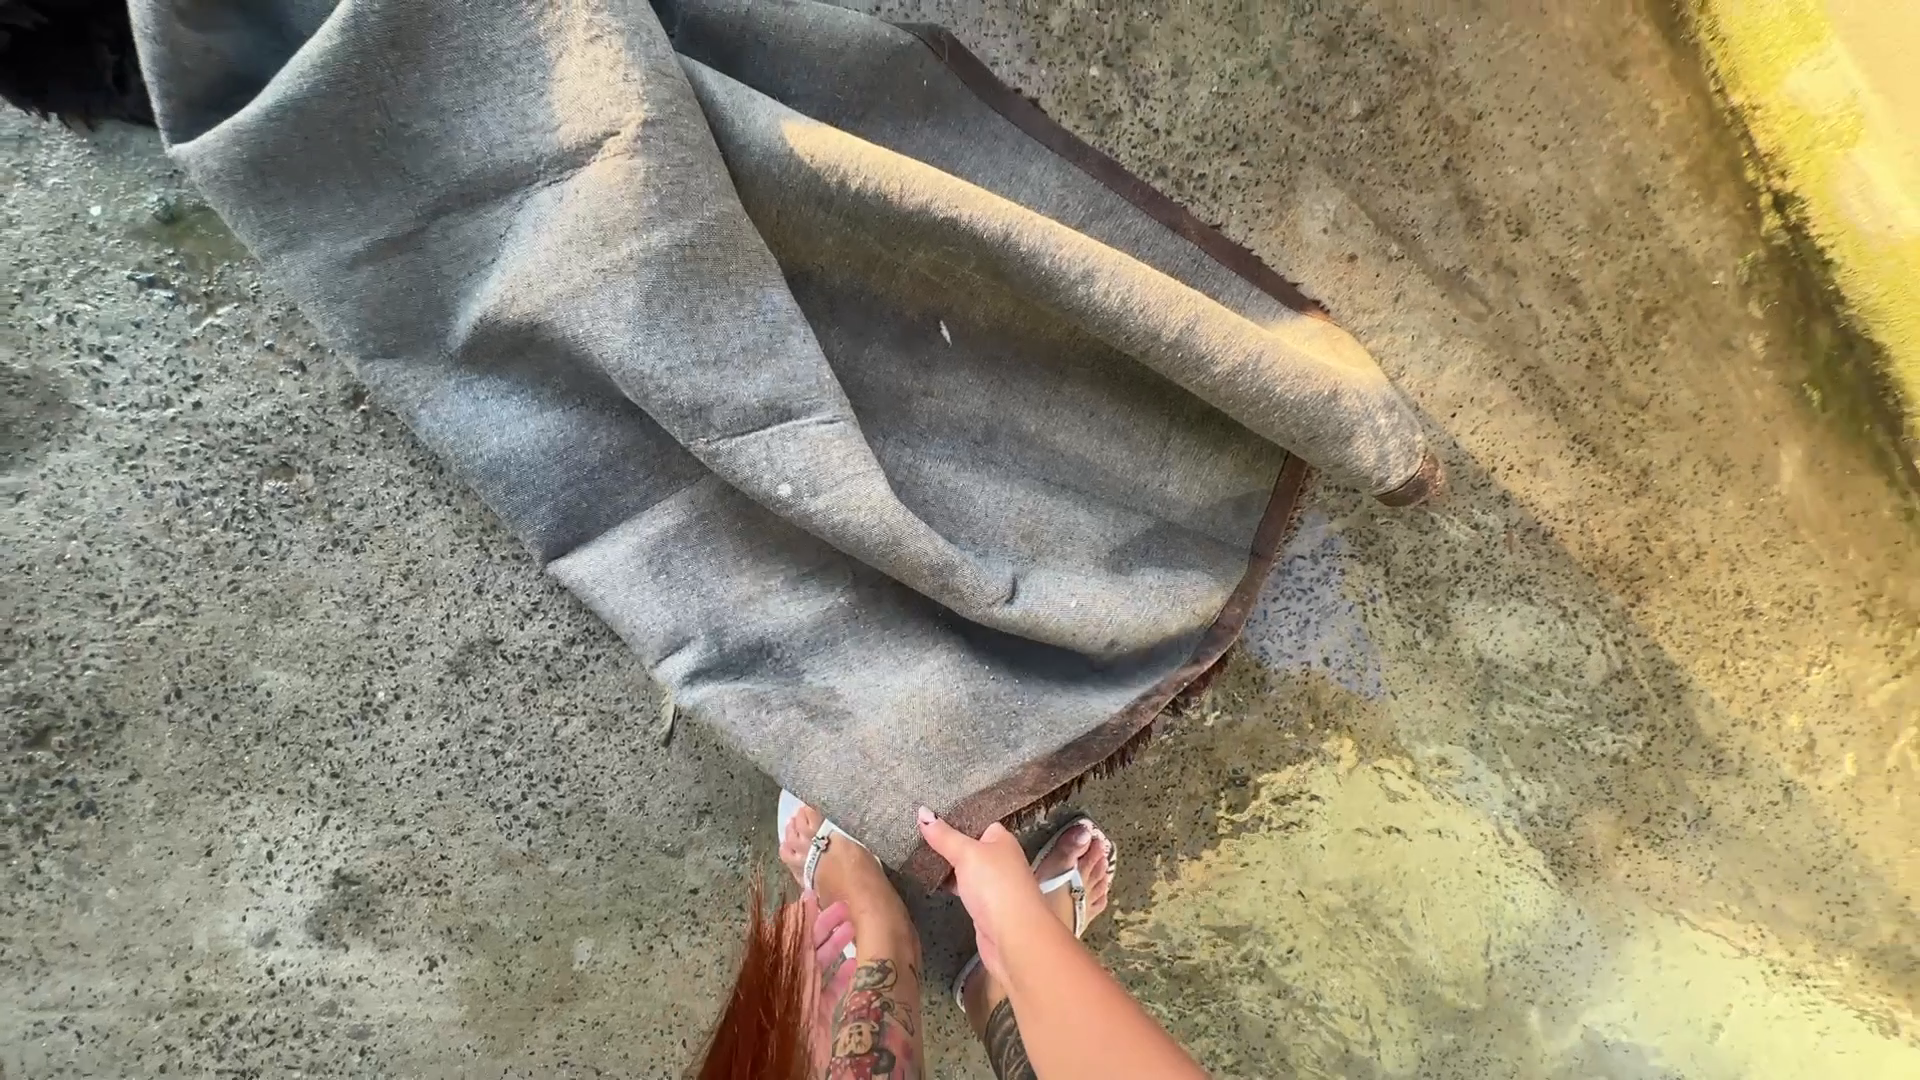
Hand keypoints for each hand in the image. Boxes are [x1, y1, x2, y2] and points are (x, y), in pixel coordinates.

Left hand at [801, 892, 855, 1073]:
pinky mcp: (819, 1015)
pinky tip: (856, 963)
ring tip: (854, 928)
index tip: (825, 896)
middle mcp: (789, 976)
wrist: (791, 1055)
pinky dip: (844, 974)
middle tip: (846, 907)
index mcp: (777, 961)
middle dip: (826, 924)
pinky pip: (832, 990)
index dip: (807, 913)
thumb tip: (806, 896)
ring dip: (837, 944)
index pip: (791, 930)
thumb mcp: (793, 958)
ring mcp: (804, 996)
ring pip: (821, 964)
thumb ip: (800, 928)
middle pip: (808, 944)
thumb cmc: (788, 1001)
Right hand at [916, 806, 1058, 984]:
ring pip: (966, 869)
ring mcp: (993, 884)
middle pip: (970, 846)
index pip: (977, 821)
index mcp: (1002, 839)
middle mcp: (1000, 859)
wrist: (1014, 937)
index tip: (930, 816)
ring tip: (920, 856)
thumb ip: (944, 836)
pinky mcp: (985, 907)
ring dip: (948, 866)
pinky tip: (935, 883)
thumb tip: (923, 812)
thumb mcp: (966, 854)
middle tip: (919, 837)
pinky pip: (964, 889)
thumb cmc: (997, 887)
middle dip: (948, 844)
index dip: (956, 819)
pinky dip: (951, 885)